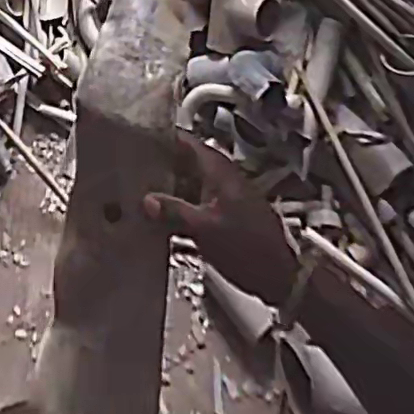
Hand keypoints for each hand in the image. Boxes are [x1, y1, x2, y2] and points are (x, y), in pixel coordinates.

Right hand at [144, 132, 299, 304]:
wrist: (280, 276)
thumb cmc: (246, 247)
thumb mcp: (204, 229)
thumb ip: (173, 210)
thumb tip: (146, 199)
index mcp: (217, 169)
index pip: (185, 141)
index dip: (162, 138)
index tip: (139, 139)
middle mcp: (221, 176)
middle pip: (185, 162)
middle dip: (160, 165)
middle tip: (133, 169)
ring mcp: (224, 195)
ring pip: (189, 183)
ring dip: (169, 189)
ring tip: (140, 194)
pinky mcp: (225, 214)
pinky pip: (196, 202)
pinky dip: (180, 207)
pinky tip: (162, 221)